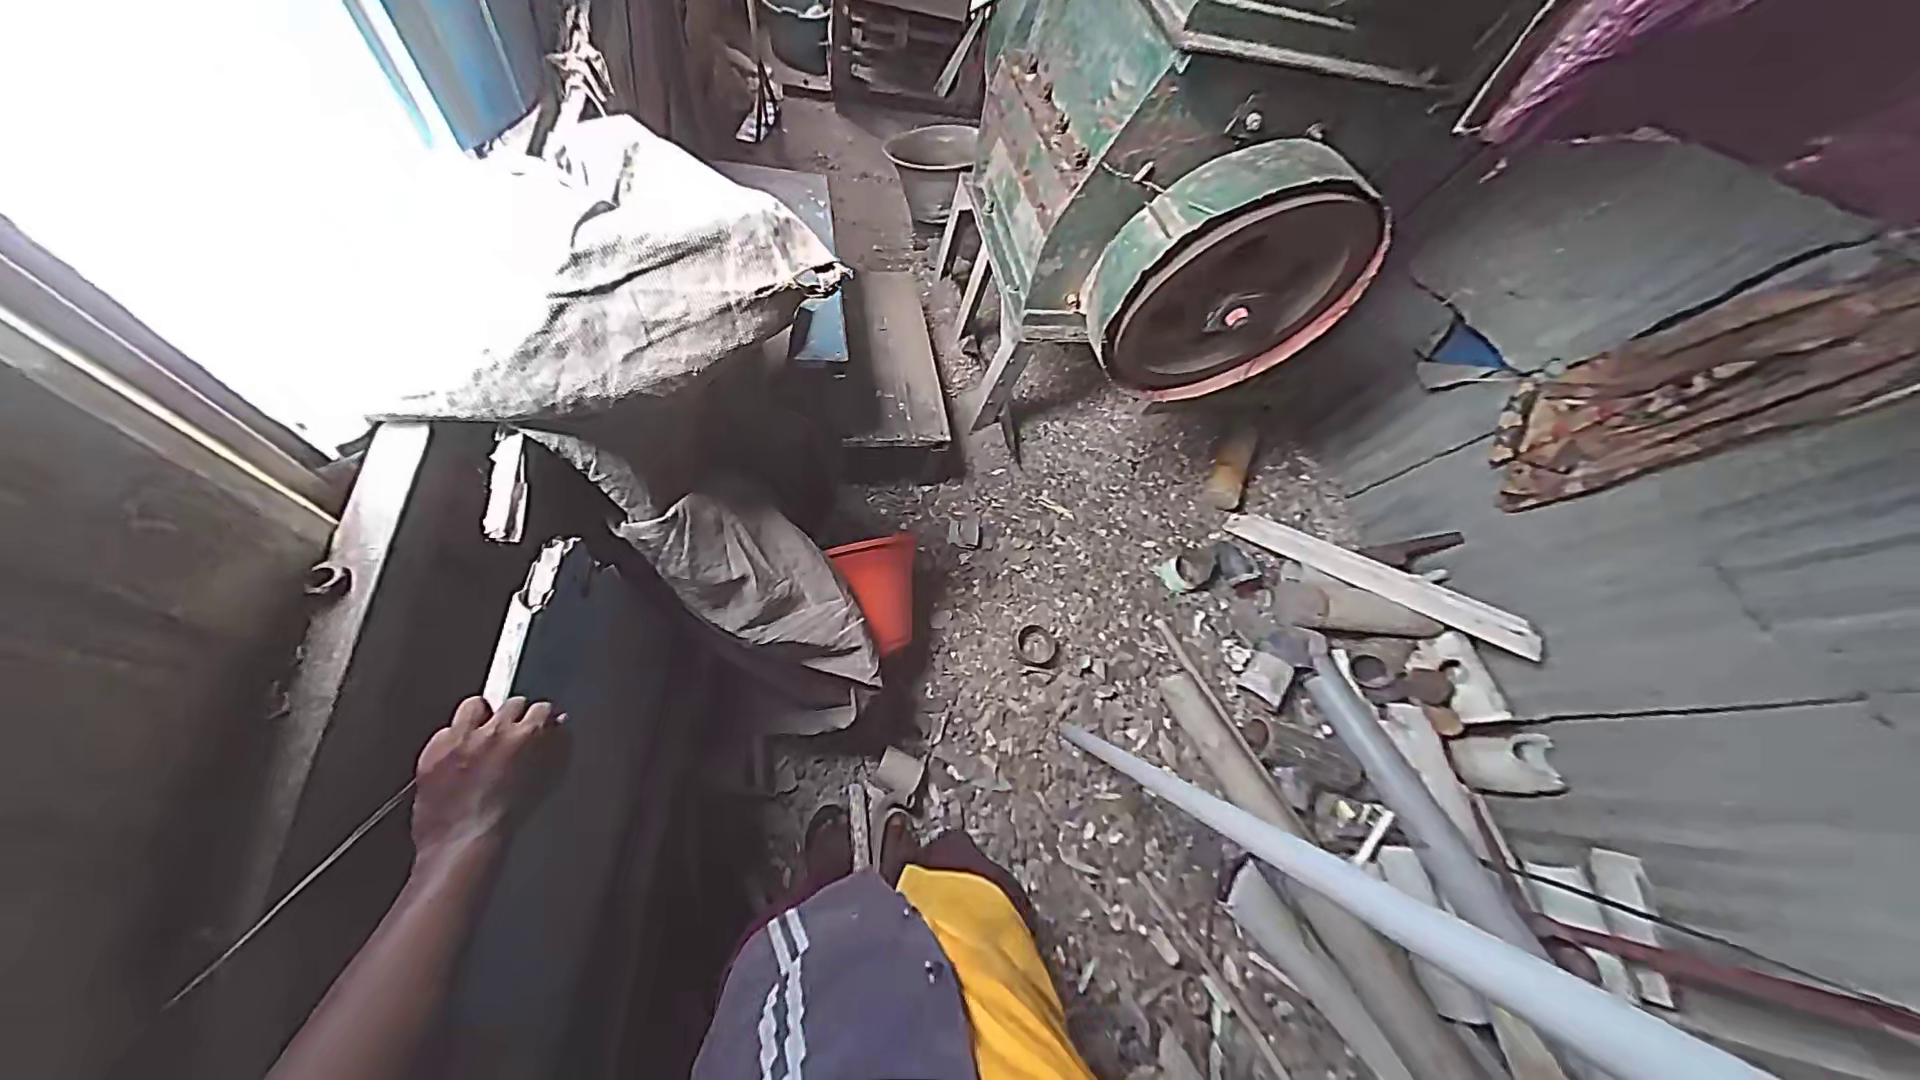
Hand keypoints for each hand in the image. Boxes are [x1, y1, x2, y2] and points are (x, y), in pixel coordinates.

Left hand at [411, 696, 563, 864]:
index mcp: (530, 734)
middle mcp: (497, 729)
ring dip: (482, 716)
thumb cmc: (508, 815)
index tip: (538, 726)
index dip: (541, 719)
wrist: (465, 841)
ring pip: (475, 705)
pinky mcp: (435, 749)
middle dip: (515, 716)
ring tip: (482, 733)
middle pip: (512, 703)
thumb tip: (559, 724)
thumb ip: (558, 744)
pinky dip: (453, 738)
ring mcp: (463, 738)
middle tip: (511, 733)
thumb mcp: (549, 778)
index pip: (542, 708)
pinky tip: (459, 754)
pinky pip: (445, 729)